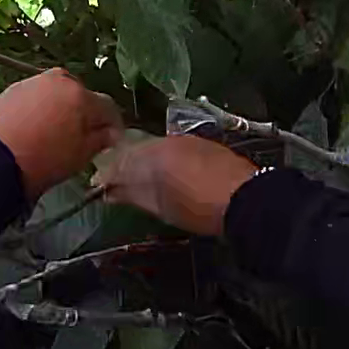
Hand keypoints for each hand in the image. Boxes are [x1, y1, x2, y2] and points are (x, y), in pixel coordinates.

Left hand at [0, 69, 122, 198]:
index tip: (110, 143)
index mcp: (81, 95)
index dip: (113, 127)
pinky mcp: (10, 90)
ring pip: (57, 96)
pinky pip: (35, 100)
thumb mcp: (79, 157)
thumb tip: (110, 133)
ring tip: (53, 137)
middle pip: (81, 97)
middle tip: (80, 140)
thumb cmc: (41, 160)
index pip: (109, 108)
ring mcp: (32, 82)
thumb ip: (100, 140)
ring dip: (61, 112)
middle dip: (85, 116)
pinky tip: (32, 132)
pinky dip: (39, 112)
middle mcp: (59, 80)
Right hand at [94, 135, 257, 235]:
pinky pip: (176, 149)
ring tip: (146, 183)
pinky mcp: (206, 145)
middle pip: (138, 149)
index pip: (120, 158)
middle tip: (120, 185)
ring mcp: (189, 140)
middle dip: (126, 165)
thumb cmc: (199, 208)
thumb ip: (133, 194)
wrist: (248, 200)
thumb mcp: (161, 207)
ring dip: (147, 162)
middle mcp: (167, 140)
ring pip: (158, 148)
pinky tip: (172, 176)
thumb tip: (109, 191)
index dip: (108, 173)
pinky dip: (168, 161)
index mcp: (152, 153)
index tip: (100, 186)